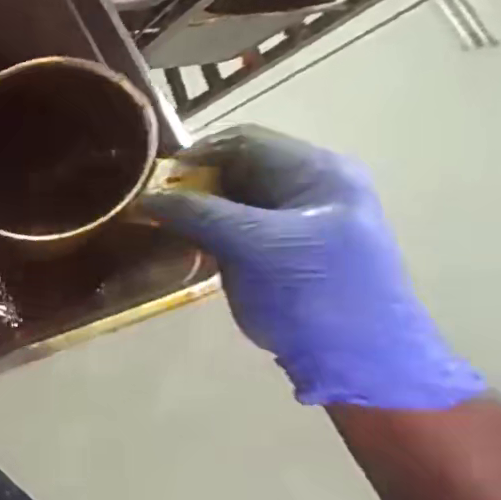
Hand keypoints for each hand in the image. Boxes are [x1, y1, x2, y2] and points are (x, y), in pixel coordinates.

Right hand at [141, 124, 483, 408]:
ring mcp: (297, 222)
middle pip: (238, 169)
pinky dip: (208, 233)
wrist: (356, 358)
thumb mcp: (251, 245)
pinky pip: (237, 229)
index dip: (195, 154)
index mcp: (316, 172)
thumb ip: (197, 214)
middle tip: (151, 206)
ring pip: (234, 201)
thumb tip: (144, 198)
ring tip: (161, 227)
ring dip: (197, 211)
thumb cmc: (311, 290)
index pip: (244, 141)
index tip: (152, 179)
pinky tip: (184, 247)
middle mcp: (309, 188)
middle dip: (193, 184)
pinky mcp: (282, 253)